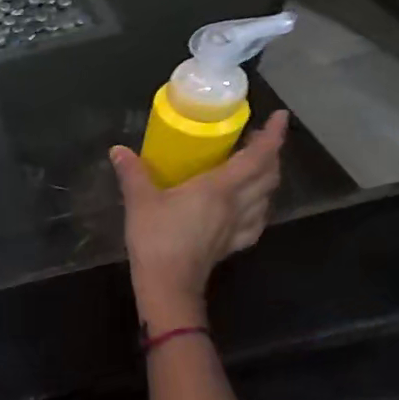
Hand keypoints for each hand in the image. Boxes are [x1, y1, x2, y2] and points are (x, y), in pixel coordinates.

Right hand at [110, 110, 288, 328]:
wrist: (168, 282)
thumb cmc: (156, 237)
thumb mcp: (139, 201)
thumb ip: (132, 173)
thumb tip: (118, 150)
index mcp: (219, 187)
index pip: (257, 156)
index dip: (272, 135)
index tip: (280, 117)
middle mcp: (237, 203)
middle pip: (269, 175)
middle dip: (271, 154)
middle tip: (260, 141)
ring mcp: (239, 225)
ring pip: (267, 196)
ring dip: (268, 179)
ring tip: (256, 169)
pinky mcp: (234, 243)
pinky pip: (257, 220)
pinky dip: (259, 207)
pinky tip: (250, 208)